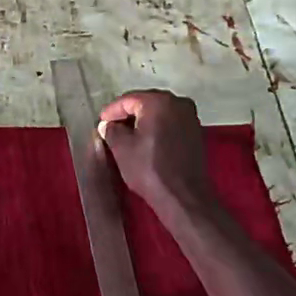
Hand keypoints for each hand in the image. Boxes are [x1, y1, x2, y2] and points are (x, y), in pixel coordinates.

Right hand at [96, 90, 217, 213]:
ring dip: (142, 120)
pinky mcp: (195, 131)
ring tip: (126, 133)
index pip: (129, 99)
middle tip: (111, 125)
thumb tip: (108, 125)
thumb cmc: (149, 169)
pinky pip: (170, 122)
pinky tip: (145, 139)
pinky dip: (156, 127)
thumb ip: (112, 130)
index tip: (100, 121)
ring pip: (159, 112)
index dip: (112, 110)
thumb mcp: (121, 148)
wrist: (182, 195)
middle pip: (146, 102)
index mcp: (159, 102)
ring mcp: (190, 117)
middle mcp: (178, 103)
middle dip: (128, 113)